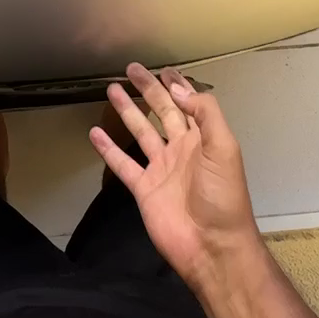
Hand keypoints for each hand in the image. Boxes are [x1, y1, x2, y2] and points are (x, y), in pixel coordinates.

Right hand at [89, 64, 260, 286]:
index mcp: (202, 138)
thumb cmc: (223, 196)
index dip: (177, 85)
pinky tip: (95, 133)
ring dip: (128, 110)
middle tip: (132, 69)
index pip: (187, 103)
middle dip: (149, 89)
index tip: (163, 69)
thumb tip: (177, 88)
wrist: (213, 248)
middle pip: (162, 111)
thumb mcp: (223, 148)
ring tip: (112, 89)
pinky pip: (123, 164)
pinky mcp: (144, 189)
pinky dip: (108, 149)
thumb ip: (204, 114)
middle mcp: (180, 149)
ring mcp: (161, 169)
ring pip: (140, 131)